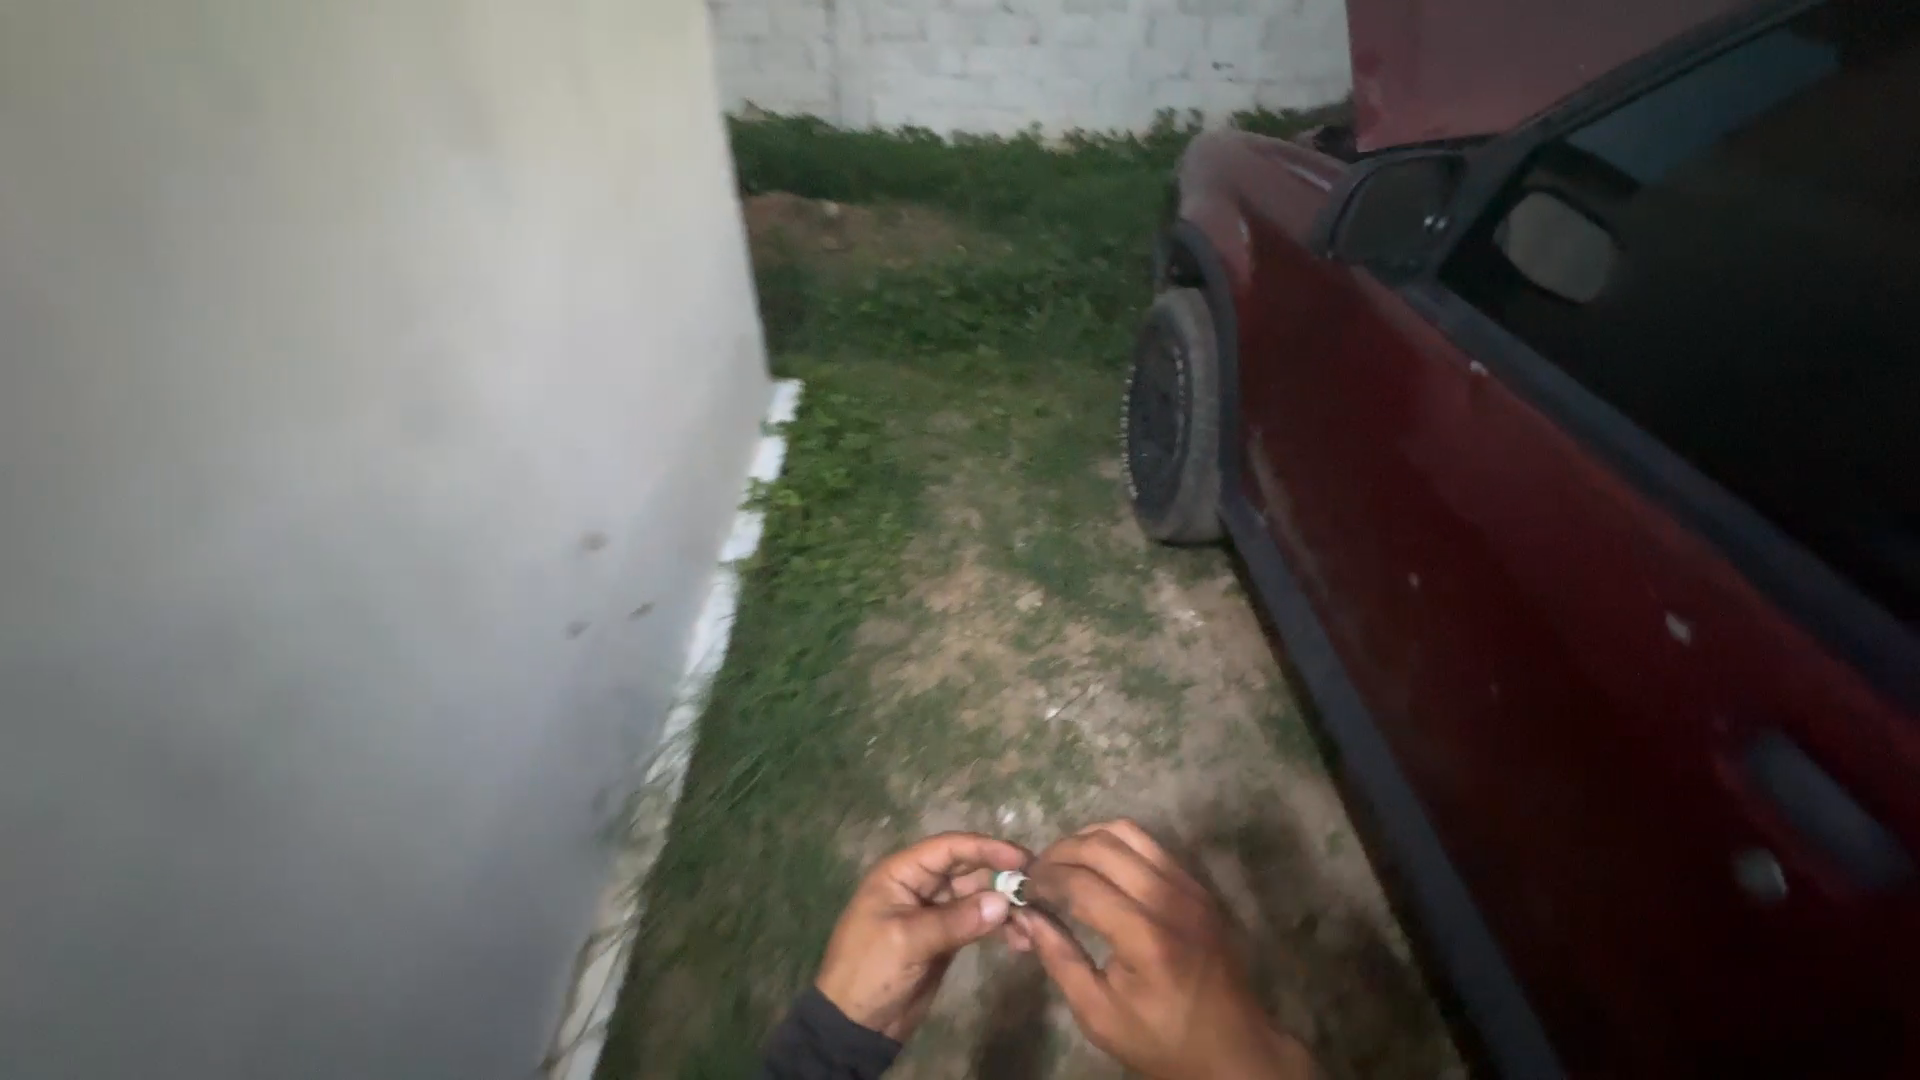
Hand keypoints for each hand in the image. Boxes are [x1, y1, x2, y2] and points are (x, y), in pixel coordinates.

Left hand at [815, 831, 1029, 1040]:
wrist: (853, 1026)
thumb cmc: (869, 970)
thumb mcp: (907, 942)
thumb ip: (954, 921)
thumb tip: (1002, 902)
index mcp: (902, 872)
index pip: (949, 848)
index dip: (985, 849)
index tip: (1020, 858)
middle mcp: (920, 884)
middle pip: (967, 869)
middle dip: (1000, 877)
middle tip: (1036, 888)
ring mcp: (934, 911)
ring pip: (976, 896)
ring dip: (1003, 905)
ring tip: (1032, 920)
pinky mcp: (945, 937)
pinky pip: (976, 922)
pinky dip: (998, 928)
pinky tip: (1020, 939)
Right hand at [1011, 820, 1314, 1079]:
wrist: (1235, 1049)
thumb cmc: (1162, 1040)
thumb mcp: (1099, 1015)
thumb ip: (1059, 959)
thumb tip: (1024, 914)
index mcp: (1146, 939)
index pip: (1081, 885)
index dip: (1044, 880)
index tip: (1022, 888)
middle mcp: (1169, 900)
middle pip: (1100, 847)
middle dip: (1058, 853)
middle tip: (1036, 873)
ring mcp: (1187, 886)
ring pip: (1125, 831)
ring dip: (1085, 839)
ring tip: (1063, 862)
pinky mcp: (1195, 882)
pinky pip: (1147, 842)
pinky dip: (1112, 842)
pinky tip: (1095, 864)